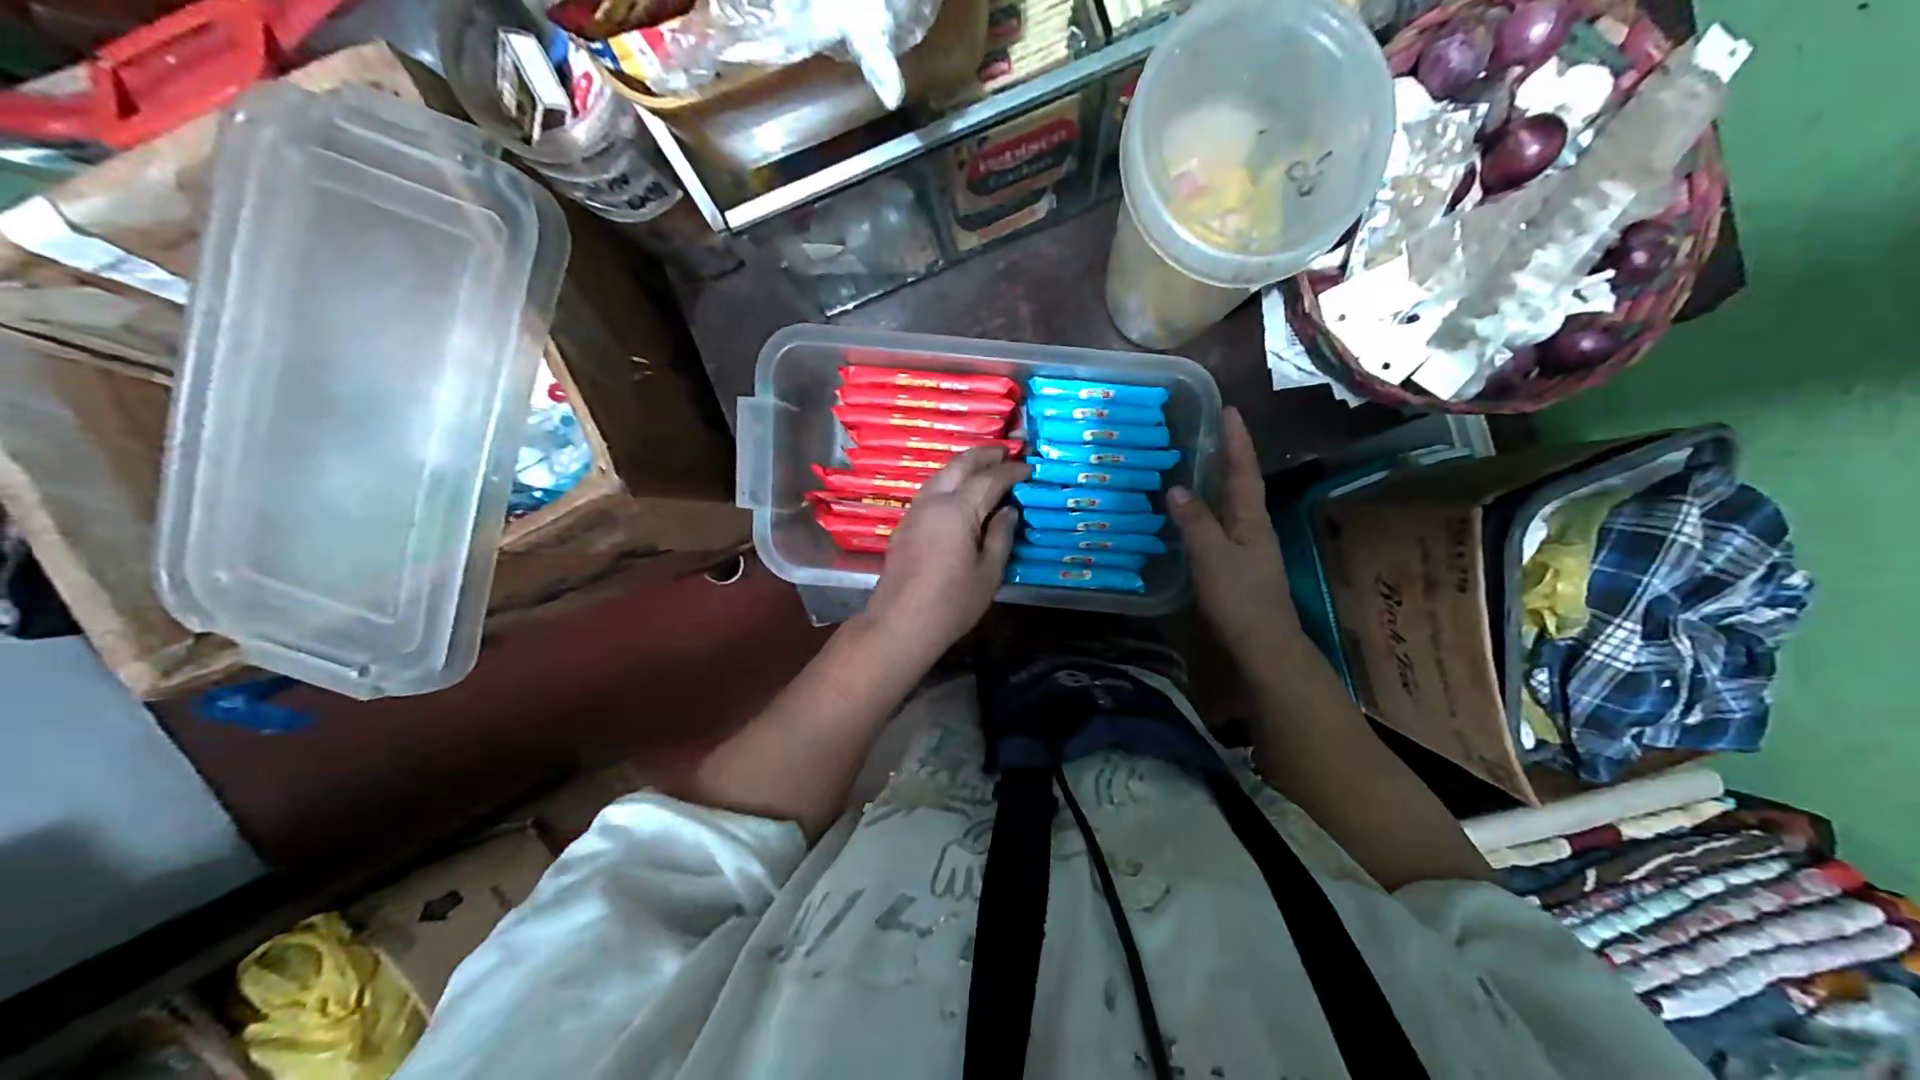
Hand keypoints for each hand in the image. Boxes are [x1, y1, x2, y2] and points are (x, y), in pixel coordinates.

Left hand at [866, 447, 1027, 656]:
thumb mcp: (989, 572)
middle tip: (1006, 451)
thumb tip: (1007, 510)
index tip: (1028, 468)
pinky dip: (949, 481)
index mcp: (957, 509)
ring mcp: (915, 512)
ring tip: (985, 466)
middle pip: (959, 465)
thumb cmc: (952, 603)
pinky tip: (959, 492)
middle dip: (984, 455)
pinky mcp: (905, 526)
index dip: (1011, 471)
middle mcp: (933, 501)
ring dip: (964, 465)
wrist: (900, 623)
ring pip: (941, 475)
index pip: (989, 479)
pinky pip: (930, 490)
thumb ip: (1001, 536)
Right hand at [1166, 407, 1301, 662]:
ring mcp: (1247, 546)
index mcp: (1251, 518)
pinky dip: (1205, 510)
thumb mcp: (1212, 556)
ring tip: (1191, 464)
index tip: (1229, 409)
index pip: (1243, 471)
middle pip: (1239, 483)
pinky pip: (1219, 525)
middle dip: (1226, 455)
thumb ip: (1195, 521)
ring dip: (1214, 482)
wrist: (1263, 643)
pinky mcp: (1236, 564)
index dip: (1237, 441)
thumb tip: (1176, 488)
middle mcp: (1253, 526)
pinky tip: (1188, 514)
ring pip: (1229, 504)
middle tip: (1204, 431)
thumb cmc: (1240, 597)